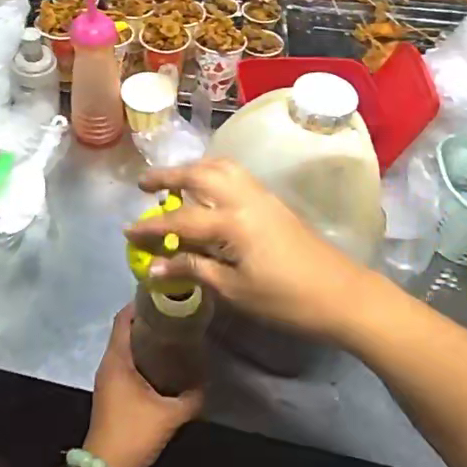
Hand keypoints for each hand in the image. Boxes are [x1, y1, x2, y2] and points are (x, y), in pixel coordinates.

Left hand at [84, 306, 201, 466]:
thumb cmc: (134, 432)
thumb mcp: (169, 414)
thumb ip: (192, 396)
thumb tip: (209, 381)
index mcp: (117, 359)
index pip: (123, 319)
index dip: (139, 303)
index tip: (162, 294)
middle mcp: (109, 363)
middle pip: (125, 330)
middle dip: (148, 319)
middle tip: (175, 312)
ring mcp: (108, 378)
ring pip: (126, 347)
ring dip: (145, 338)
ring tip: (174, 332)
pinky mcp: (112, 392)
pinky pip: (126, 362)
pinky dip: (142, 355)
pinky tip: (163, 362)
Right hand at [125, 159, 383, 343]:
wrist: (340, 293)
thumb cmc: (285, 299)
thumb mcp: (234, 290)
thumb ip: (193, 270)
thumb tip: (154, 266)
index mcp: (232, 221)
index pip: (180, 220)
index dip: (151, 228)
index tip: (126, 231)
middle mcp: (244, 197)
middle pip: (199, 175)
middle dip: (168, 176)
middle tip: (144, 185)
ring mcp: (262, 195)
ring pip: (221, 166)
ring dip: (193, 168)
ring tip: (174, 181)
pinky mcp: (273, 200)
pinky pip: (236, 174)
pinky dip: (213, 173)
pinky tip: (207, 190)